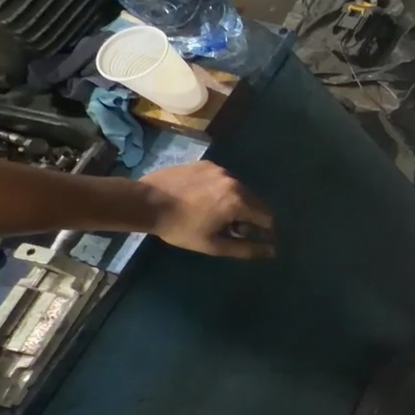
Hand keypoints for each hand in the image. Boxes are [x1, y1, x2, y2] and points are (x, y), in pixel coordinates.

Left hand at [140, 161, 273, 257]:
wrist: (141, 202)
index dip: (263, 230)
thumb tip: (272, 251)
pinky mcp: (205, 164)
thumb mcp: (213, 245)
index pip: (267, 217)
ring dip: (235, 201)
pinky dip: (220, 189)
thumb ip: (246, 248)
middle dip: (248, 215)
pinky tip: (202, 197)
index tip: (251, 236)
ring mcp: (219, 170)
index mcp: (240, 202)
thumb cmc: (179, 227)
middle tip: (229, 227)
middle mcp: (235, 182)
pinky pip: (222, 178)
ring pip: (239, 189)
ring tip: (213, 211)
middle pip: (255, 202)